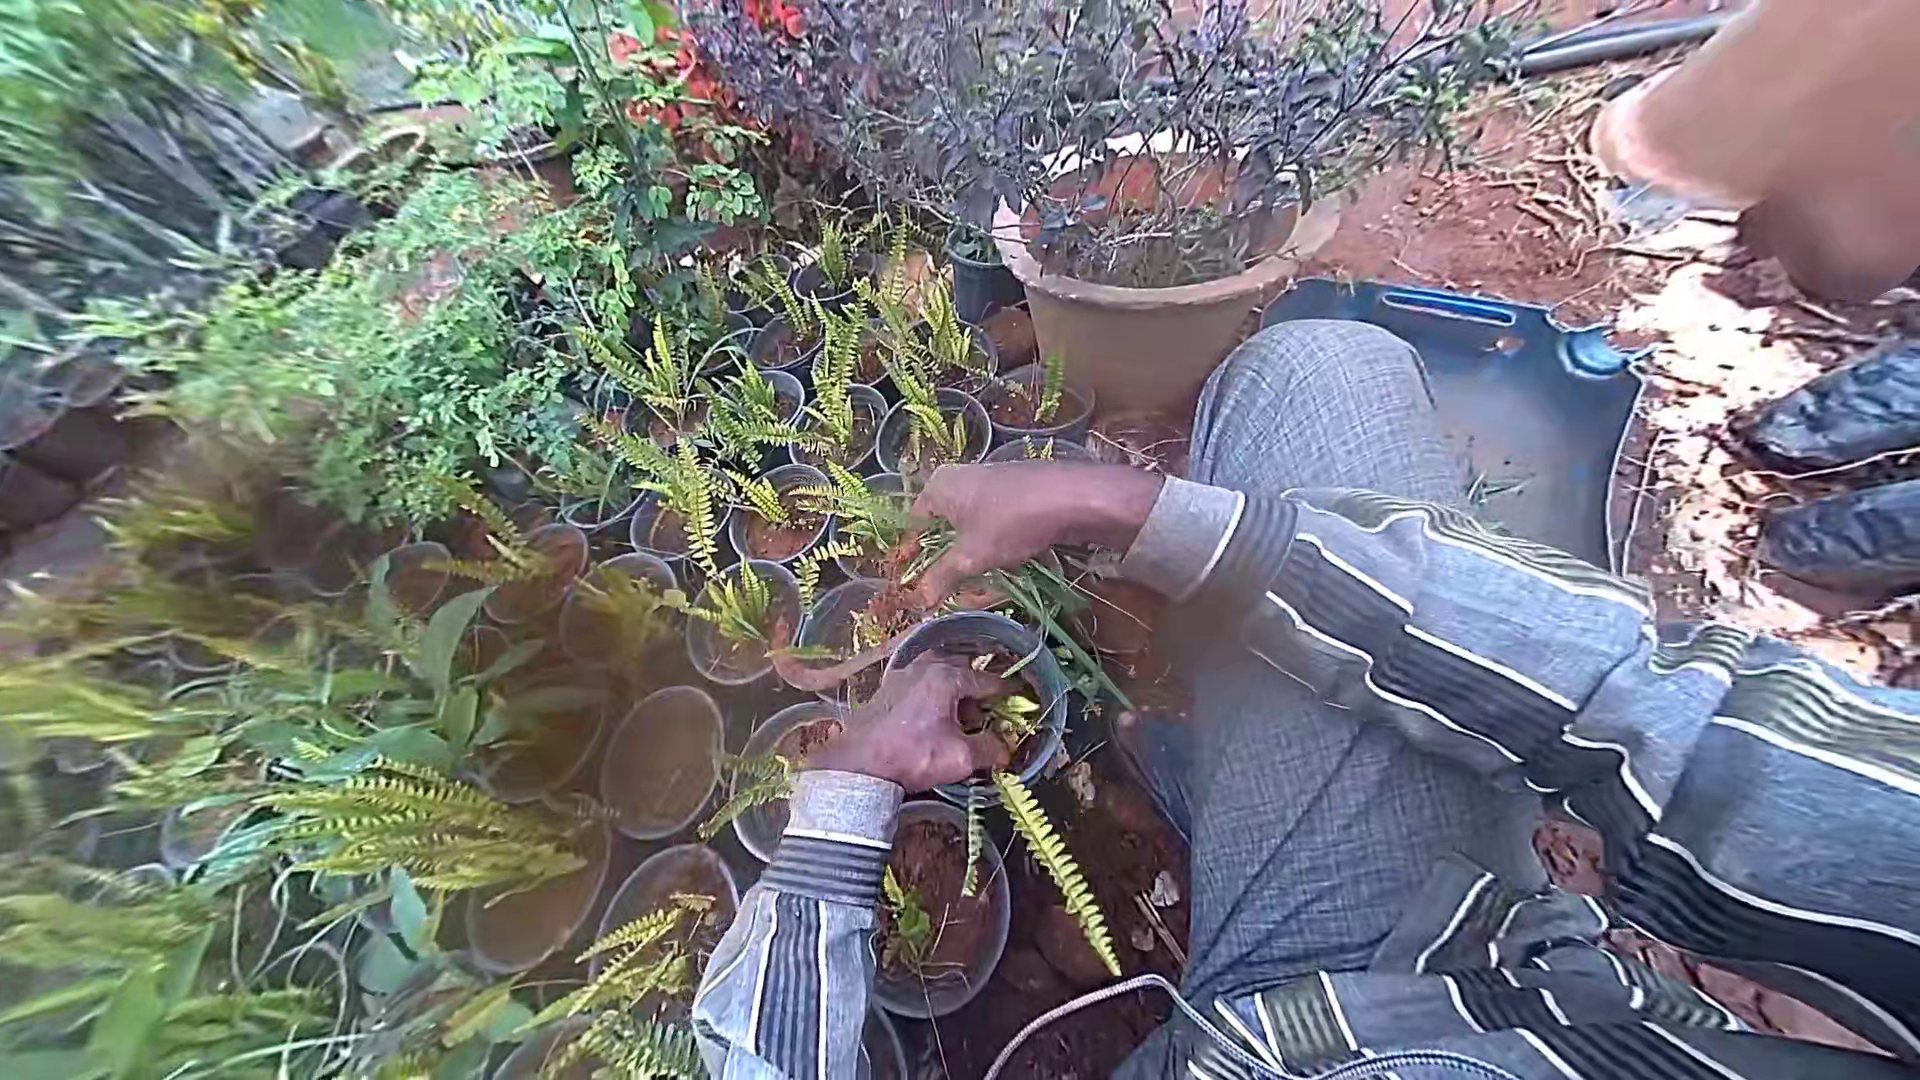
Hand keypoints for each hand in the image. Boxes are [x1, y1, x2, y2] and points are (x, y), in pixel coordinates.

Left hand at [806, 654, 1011, 790]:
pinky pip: (919, 680)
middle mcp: (924, 667)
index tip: (1019, 695)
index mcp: (946, 677)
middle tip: (982, 713)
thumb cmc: (912, 756)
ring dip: (952, 689)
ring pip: (937, 672)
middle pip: (961, 668)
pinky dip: (932, 692)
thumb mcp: (959, 758)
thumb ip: (989, 749)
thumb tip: (1005, 749)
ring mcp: (902, 675)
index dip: (1006, 690)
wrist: (858, 765)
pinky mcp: (887, 688)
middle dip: (975, 688)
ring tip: (956, 718)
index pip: (986, 680)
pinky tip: (930, 716)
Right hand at [910, 462, 1163, 602]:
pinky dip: (995, 547)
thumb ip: (942, 576)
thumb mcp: (971, 556)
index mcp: (939, 486)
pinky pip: (995, 524)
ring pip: (972, 528)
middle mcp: (961, 478)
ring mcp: (991, 483)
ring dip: (973, 557)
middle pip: (944, 525)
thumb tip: (919, 601)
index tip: (914, 581)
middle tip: (946, 587)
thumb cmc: (1009, 521)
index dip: (912, 553)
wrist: (1072, 498)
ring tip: (976, 586)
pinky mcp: (1017, 493)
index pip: (914, 522)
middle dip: (946, 560)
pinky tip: (1005, 568)